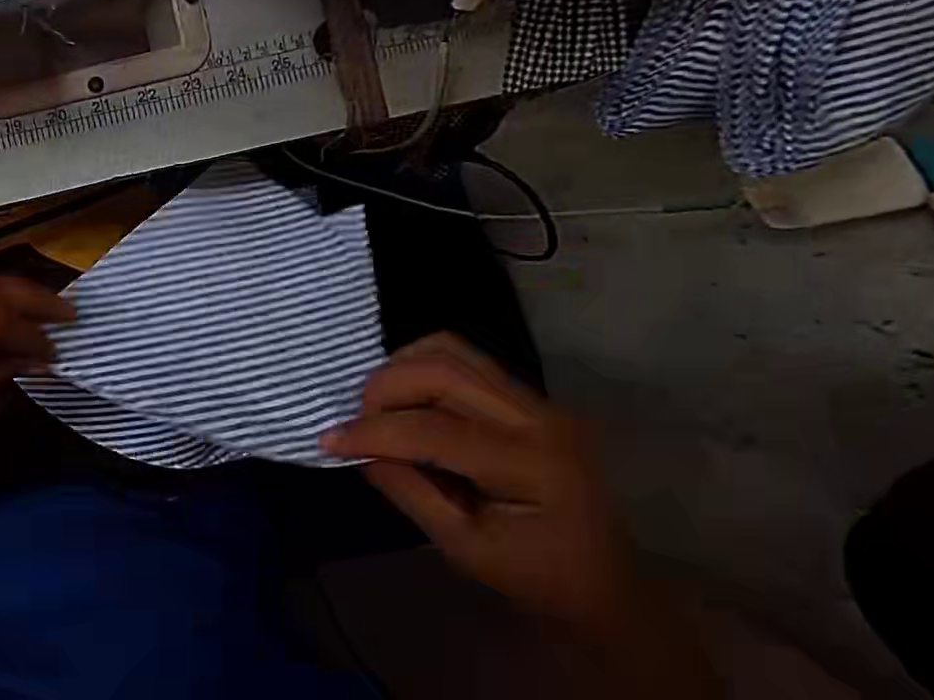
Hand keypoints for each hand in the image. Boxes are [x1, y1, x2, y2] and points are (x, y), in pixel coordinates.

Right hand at [321, 333, 639, 629]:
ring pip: (450, 351)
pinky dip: (419, 365)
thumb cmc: (536, 575)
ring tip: (379, 405)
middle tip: (357, 420)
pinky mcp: (524, 394)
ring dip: (400, 369)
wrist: (604, 581)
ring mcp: (536, 400)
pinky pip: (461, 356)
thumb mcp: (465, 549)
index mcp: (532, 466)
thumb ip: (408, 491)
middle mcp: (538, 419)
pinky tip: (407, 395)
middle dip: (383, 388)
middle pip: (442, 372)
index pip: (435, 430)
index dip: (374, 431)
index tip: (329, 439)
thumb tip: (359, 448)